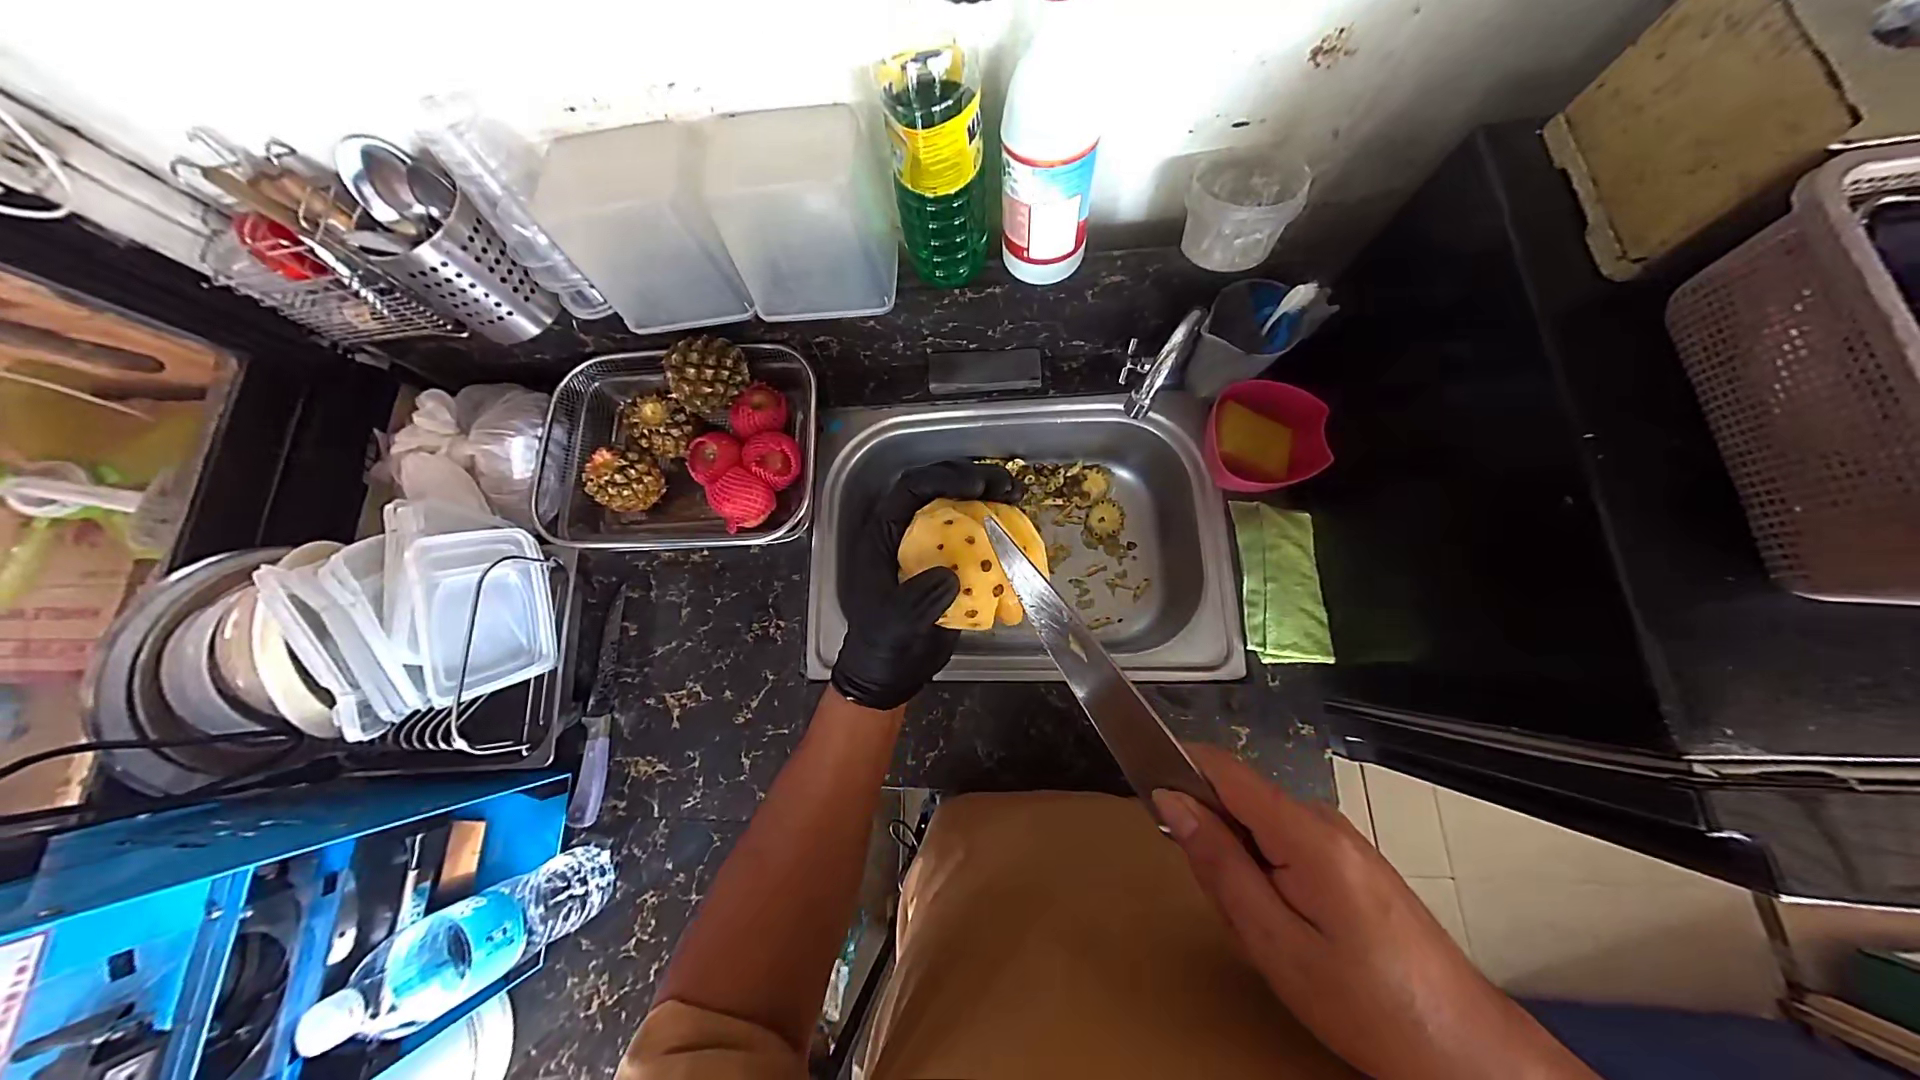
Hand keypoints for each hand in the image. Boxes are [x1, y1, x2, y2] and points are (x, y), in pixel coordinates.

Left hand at [830, 461, 1016, 709]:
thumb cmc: (882, 644)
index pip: (911, 489)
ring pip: (957, 506)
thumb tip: (949, 577)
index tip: (979, 485)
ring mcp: (928, 546)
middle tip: (1006, 485)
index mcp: (884, 534)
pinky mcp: (948, 562)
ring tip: (1017, 497)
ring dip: (988, 498)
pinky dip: (995, 528)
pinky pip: (972, 535)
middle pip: (938, 489)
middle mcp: (906, 531)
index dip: (944, 479)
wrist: (891, 670)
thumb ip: (917, 600)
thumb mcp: (894, 623)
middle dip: (972, 479)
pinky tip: (1016, 529)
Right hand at [1152, 746, 1597, 1079]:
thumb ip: (1218, 863)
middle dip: (1211, 838)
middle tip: (1224, 907)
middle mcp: (1323, 819)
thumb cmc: (1364, 1002)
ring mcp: (1340, 837)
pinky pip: (1283, 843)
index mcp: (1304, 832)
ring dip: (1237, 863)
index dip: (1178, 766)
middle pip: (1238, 798)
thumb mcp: (1272, 940)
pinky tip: (1284, 927)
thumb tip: (1171, 799)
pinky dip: (1263, 872)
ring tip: (1259, 929)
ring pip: (1257, 824)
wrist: (1466, 1051)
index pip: (1224, 768)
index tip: (1146, 793)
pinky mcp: (1349, 858)